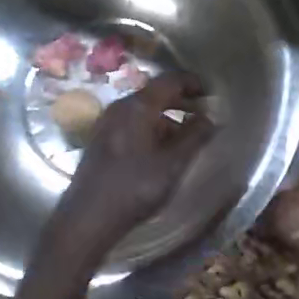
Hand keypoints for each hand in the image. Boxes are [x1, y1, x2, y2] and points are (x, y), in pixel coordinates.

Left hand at [46, 72, 215, 265]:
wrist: (87, 218)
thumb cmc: (134, 187)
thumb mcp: (172, 164)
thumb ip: (195, 137)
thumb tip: (211, 117)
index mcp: (136, 106)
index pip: (168, 80)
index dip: (192, 83)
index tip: (211, 94)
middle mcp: (118, 107)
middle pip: (154, 94)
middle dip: (181, 102)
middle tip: (204, 116)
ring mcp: (106, 123)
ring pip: (143, 112)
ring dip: (167, 119)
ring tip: (187, 139)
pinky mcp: (101, 141)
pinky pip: (131, 125)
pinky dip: (151, 130)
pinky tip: (161, 152)